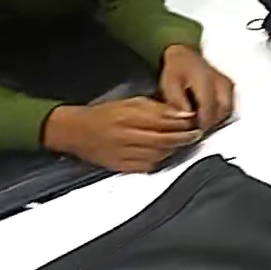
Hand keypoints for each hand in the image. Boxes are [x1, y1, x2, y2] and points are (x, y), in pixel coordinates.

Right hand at [42, 97, 201, 172]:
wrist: (74, 131)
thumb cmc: (104, 114)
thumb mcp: (131, 102)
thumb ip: (157, 108)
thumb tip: (182, 114)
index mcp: (127, 117)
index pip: (163, 121)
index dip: (182, 122)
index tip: (194, 121)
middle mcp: (124, 136)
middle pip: (163, 140)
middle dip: (184, 138)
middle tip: (196, 134)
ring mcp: (121, 153)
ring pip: (158, 154)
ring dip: (175, 149)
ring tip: (182, 142)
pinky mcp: (119, 166)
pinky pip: (147, 166)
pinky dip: (160, 160)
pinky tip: (165, 152)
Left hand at [159, 45, 234, 131]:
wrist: (185, 57)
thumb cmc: (176, 71)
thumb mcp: (169, 85)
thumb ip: (177, 102)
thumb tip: (188, 117)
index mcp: (206, 80)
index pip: (209, 107)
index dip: (202, 122)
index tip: (194, 130)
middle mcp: (221, 82)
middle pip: (223, 110)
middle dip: (211, 122)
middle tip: (197, 129)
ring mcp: (227, 84)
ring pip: (228, 109)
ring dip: (217, 119)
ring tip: (201, 123)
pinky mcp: (230, 87)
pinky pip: (229, 105)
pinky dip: (220, 113)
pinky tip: (208, 115)